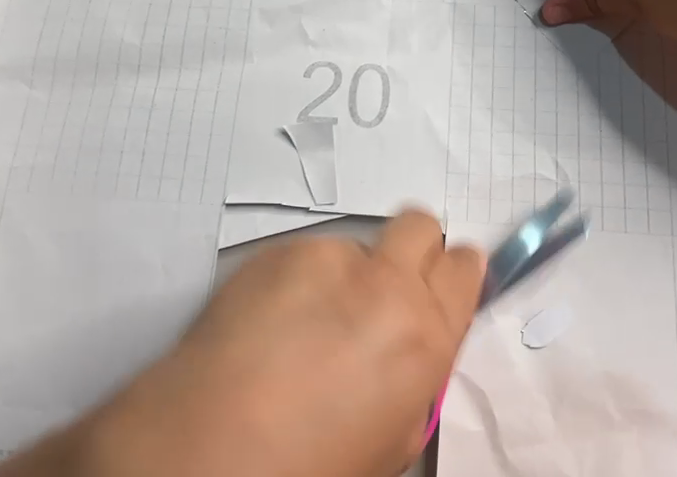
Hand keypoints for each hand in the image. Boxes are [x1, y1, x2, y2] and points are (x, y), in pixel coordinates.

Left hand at [0, 211, 483, 476]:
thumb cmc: (309, 465)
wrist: (211, 448)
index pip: (466, 264)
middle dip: (410, 248)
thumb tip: (412, 345)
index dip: (454, 273)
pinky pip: (302, 255)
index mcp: (427, 333)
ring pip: (353, 245)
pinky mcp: (278, 252)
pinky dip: (295, 281)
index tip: (439, 284)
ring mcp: (328, 259)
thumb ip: (416, 375)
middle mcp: (385, 282)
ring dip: (344, 275)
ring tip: (304, 325)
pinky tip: (267, 325)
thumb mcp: (394, 438)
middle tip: (381, 289)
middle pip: (419, 224)